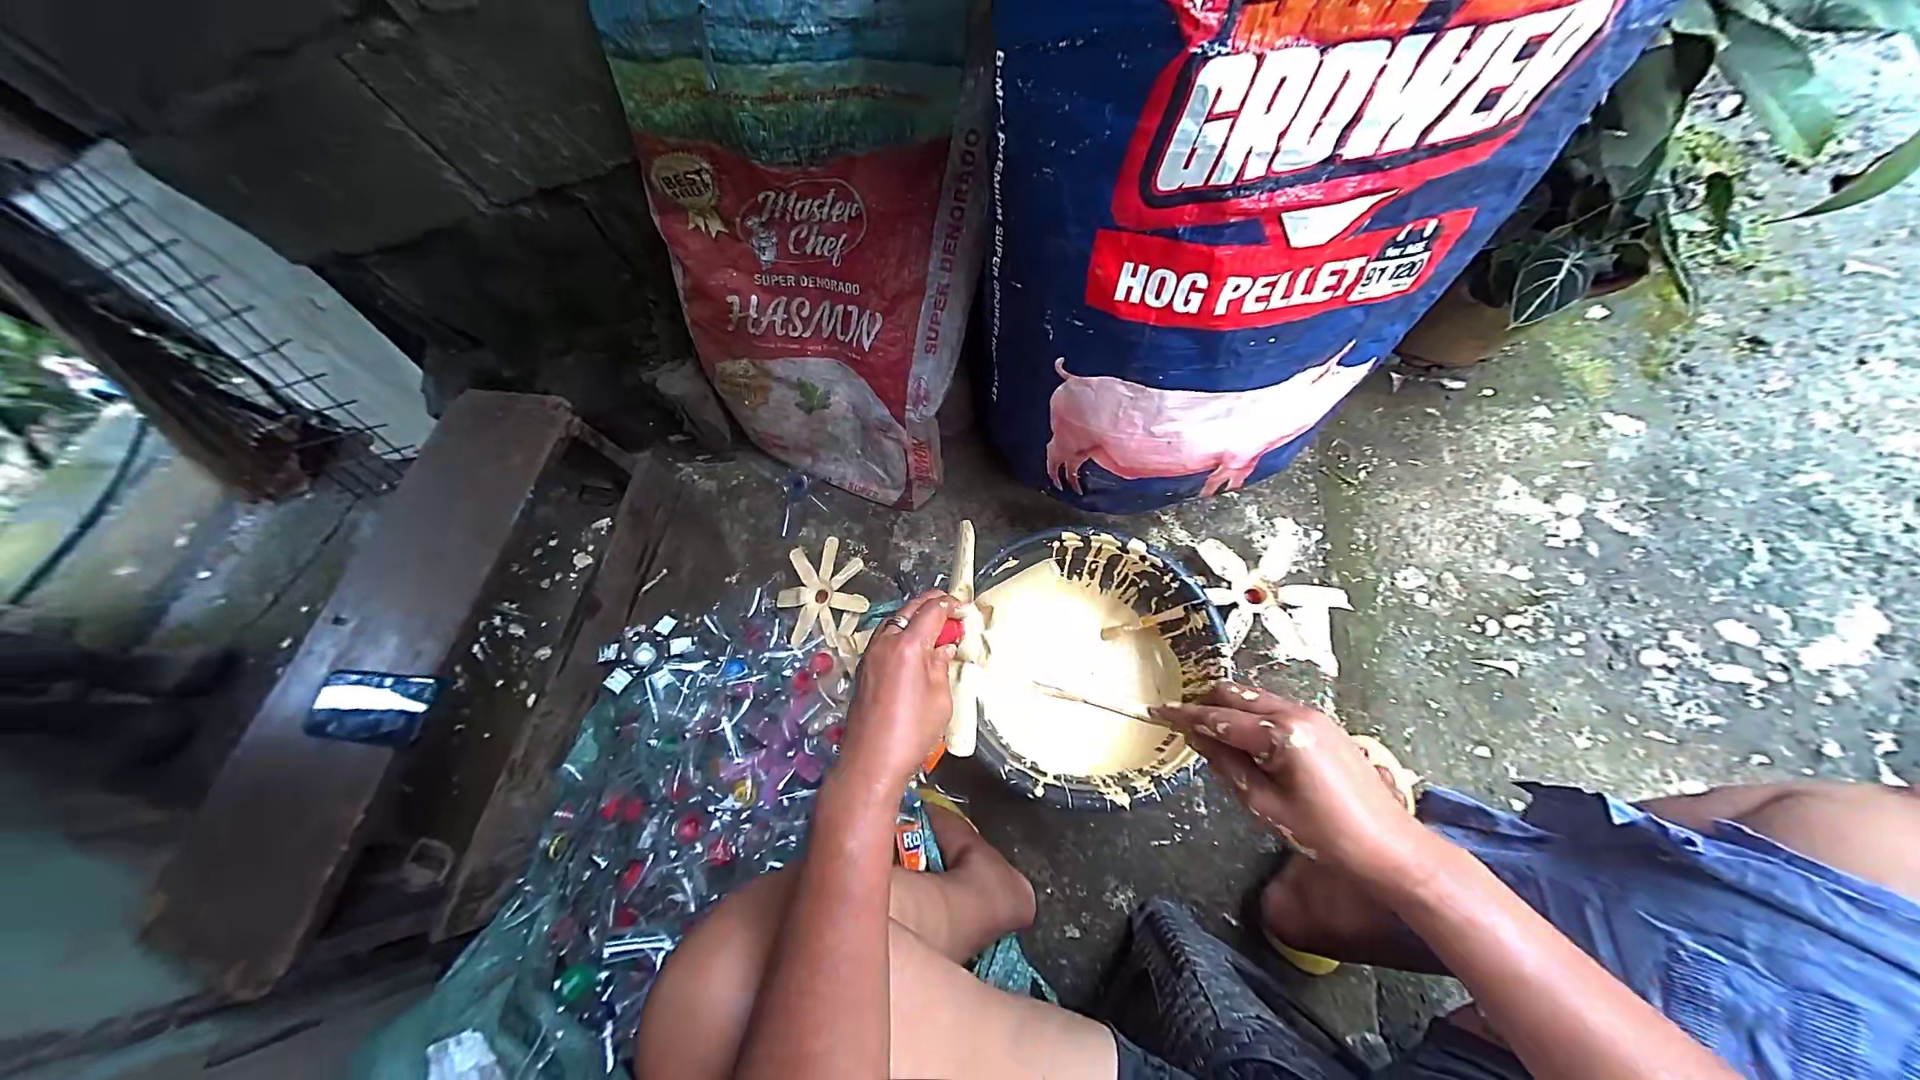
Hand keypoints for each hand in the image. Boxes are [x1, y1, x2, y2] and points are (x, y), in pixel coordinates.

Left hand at [838, 591, 956, 786]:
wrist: (871, 761)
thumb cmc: (909, 735)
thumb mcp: (941, 699)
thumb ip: (942, 665)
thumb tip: (943, 649)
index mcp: (907, 646)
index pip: (932, 610)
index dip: (951, 605)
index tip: (963, 609)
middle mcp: (885, 643)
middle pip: (910, 608)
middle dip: (933, 605)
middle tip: (952, 613)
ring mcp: (871, 654)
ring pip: (895, 621)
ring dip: (915, 619)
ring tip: (936, 631)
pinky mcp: (864, 667)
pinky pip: (885, 638)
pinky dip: (902, 634)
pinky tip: (915, 649)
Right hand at [1151, 683, 1426, 882]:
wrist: (1391, 849)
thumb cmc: (1328, 836)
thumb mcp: (1265, 804)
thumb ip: (1227, 765)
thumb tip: (1198, 739)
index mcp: (1282, 735)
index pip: (1219, 718)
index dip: (1185, 716)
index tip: (1159, 711)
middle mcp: (1297, 714)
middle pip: (1235, 694)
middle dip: (1206, 707)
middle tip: (1187, 729)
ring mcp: (1314, 715)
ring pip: (1254, 698)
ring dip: (1230, 712)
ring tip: (1217, 742)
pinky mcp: (1324, 724)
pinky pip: (1274, 708)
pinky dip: (1253, 718)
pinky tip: (1249, 745)